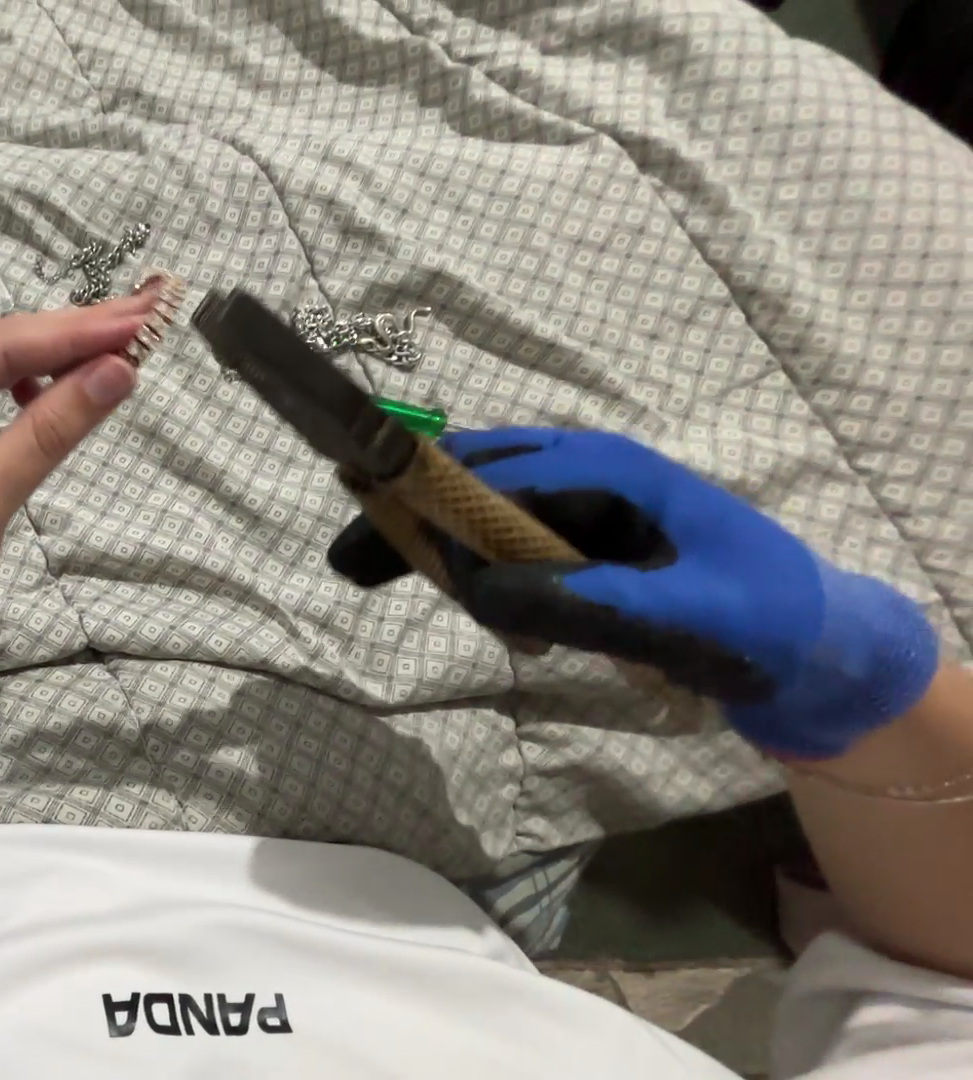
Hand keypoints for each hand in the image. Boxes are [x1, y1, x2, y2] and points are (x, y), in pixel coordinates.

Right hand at [327, 428, 939, 758]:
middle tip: (347, 565)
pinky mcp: (565, 535)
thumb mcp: (683, 618)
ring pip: (470, 510)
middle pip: (464, 482)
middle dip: (404, 520)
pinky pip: (493, 540)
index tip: (366, 538)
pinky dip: (463, 569)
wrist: (812, 642)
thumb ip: (583, 602)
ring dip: (432, 550)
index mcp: (604, 470)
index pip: (490, 472)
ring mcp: (567, 503)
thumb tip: (474, 590)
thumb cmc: (756, 620)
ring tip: (384, 584)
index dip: (421, 501)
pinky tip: (458, 597)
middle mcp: (575, 472)